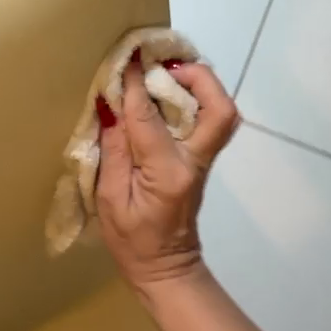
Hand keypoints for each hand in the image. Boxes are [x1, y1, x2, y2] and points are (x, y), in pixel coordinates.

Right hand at [96, 58, 240, 293]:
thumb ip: (112, 150)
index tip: (126, 61)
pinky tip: (169, 93)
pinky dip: (195, 98)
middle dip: (197, 77)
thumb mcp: (109, 199)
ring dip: (201, 85)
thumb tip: (110, 107)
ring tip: (169, 71)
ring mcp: (203, 161)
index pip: (149, 118)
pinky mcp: (201, 160)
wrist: (166, 270)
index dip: (135, 86)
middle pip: (218, 109)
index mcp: (167, 173)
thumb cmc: (131, 242)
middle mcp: (194, 162)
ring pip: (221, 112)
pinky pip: (209, 120)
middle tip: (165, 62)